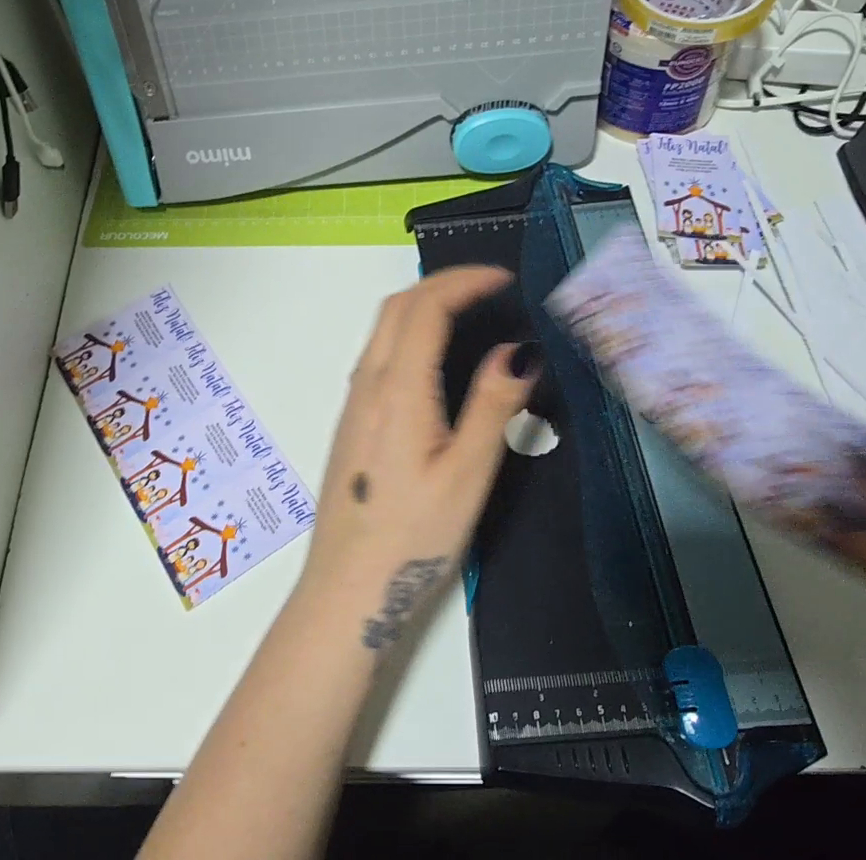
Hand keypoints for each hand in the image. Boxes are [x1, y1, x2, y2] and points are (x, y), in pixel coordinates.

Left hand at [295, 266, 540, 653]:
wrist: (348, 586)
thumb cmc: (412, 535)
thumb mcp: (467, 474)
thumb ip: (491, 406)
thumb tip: (517, 350)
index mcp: (397, 390)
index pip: (425, 308)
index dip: (464, 281)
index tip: (504, 278)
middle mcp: (367, 386)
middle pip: (396, 307)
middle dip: (441, 283)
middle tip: (489, 288)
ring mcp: (353, 404)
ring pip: (382, 329)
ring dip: (422, 306)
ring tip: (469, 313)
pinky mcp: (351, 423)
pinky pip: (378, 355)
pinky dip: (408, 333)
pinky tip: (435, 360)